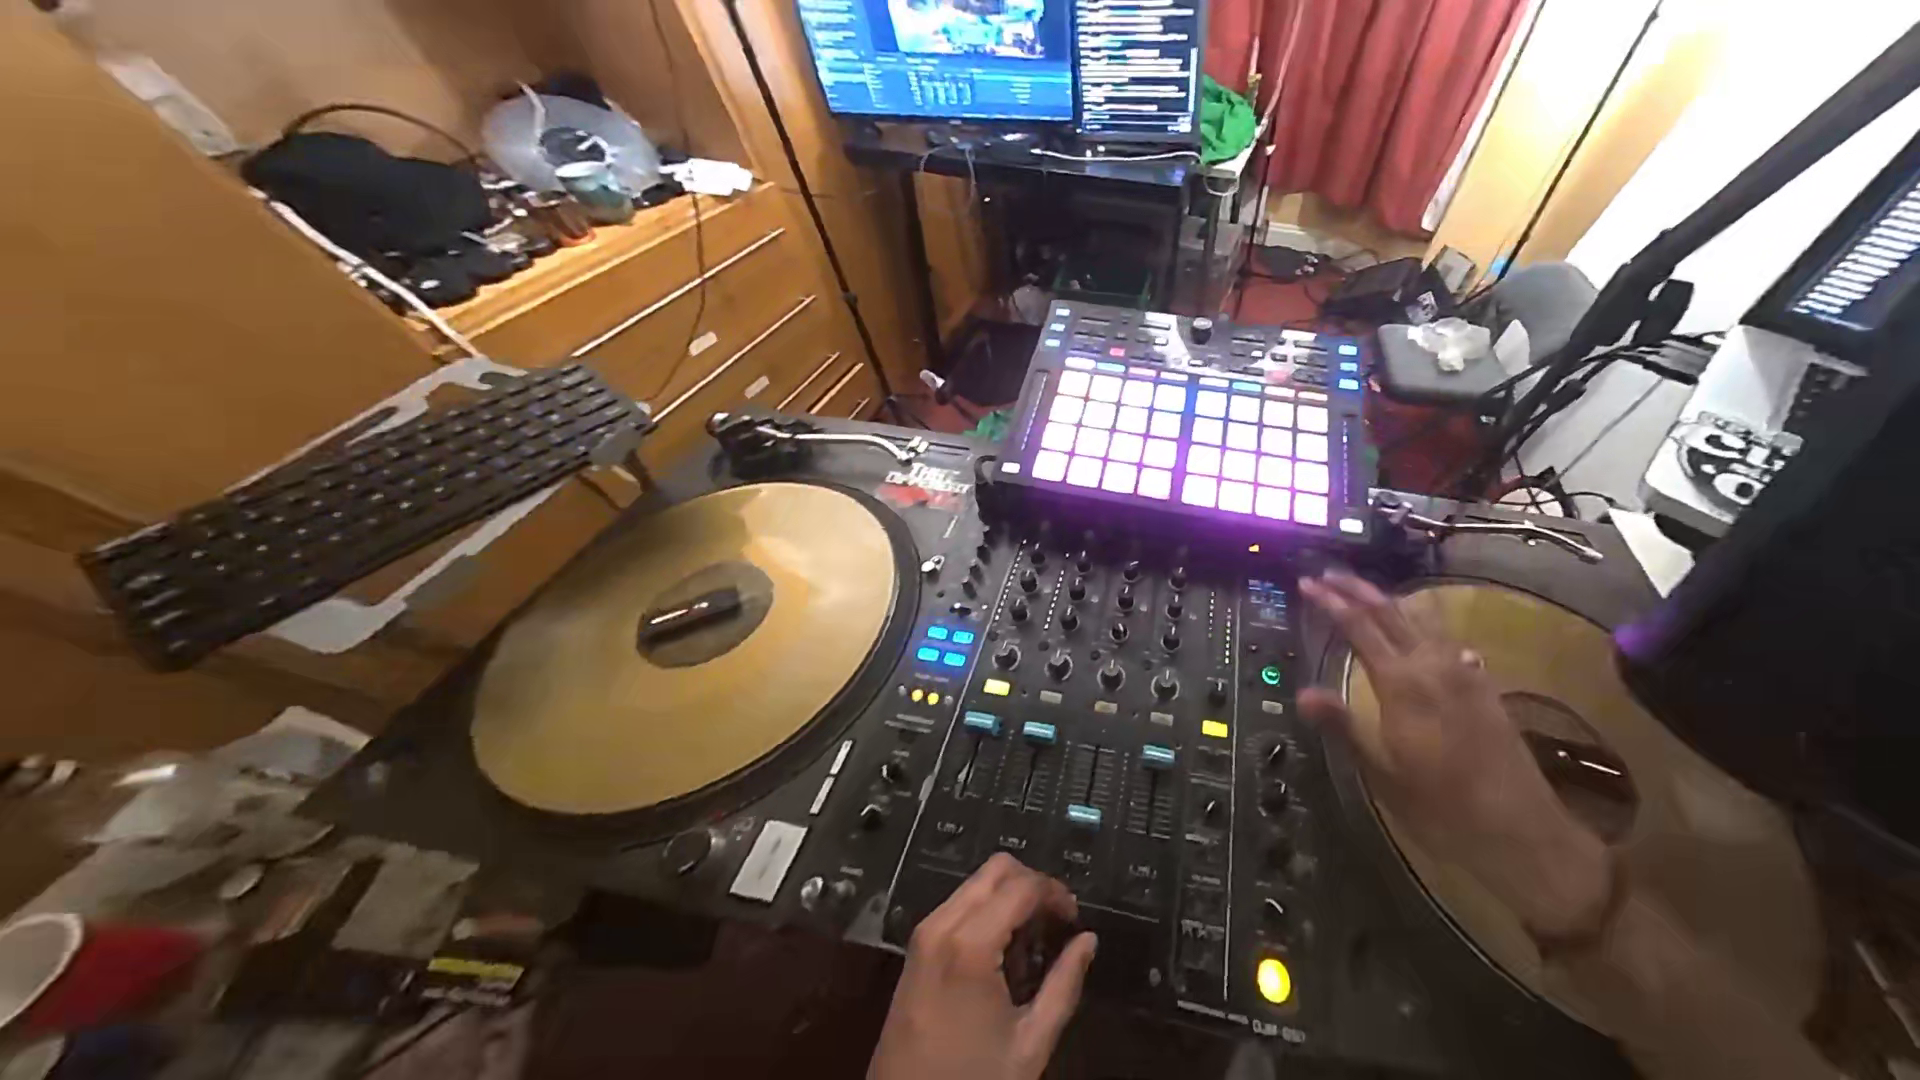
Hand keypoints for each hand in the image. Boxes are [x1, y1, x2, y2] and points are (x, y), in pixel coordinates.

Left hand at [868, 854, 1096, 1079]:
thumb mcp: (1030, 1044)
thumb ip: (1064, 985)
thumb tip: (1088, 940)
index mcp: (970, 943)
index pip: (1021, 885)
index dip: (1055, 892)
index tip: (1076, 917)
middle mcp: (942, 922)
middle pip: (996, 868)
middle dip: (1032, 884)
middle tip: (1057, 921)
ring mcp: (924, 930)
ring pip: (976, 881)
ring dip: (1009, 895)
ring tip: (1034, 940)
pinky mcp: (917, 943)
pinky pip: (958, 902)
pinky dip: (987, 908)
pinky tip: (1004, 949)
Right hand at [1296, 571, 1610, 937]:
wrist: (1524, 833)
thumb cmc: (1442, 807)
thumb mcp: (1381, 772)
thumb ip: (1343, 725)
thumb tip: (1302, 692)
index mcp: (1404, 685)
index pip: (1359, 627)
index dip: (1331, 602)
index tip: (1307, 583)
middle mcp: (1435, 668)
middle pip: (1392, 613)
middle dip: (1358, 589)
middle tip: (1328, 574)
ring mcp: (1465, 675)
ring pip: (1423, 621)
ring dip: (1389, 602)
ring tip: (1363, 593)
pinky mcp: (1483, 687)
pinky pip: (1446, 639)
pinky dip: (1421, 624)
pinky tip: (1418, 632)